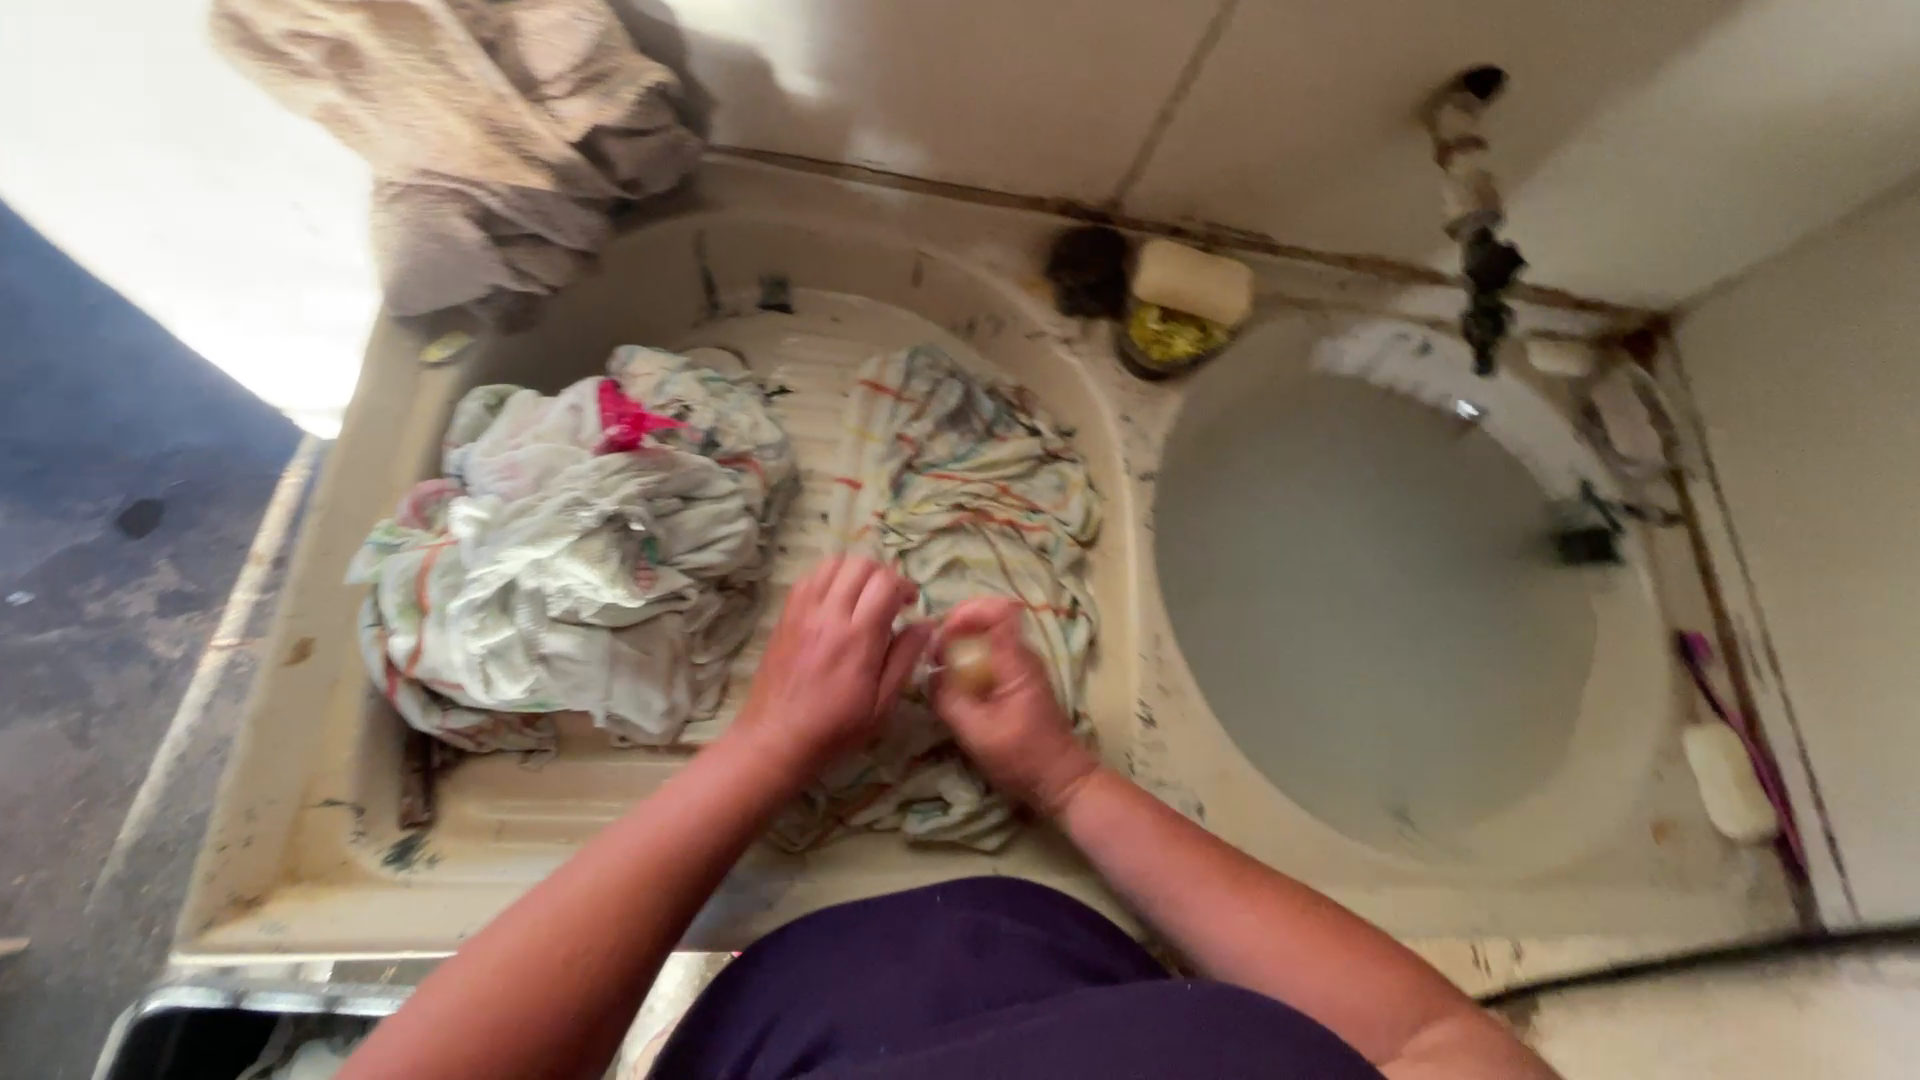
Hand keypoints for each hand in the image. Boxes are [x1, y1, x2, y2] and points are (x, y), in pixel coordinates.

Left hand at [732, 556, 931, 775]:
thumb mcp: (883, 703)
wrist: (775, 739)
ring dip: (855, 572)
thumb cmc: (836, 728)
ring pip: (833, 563)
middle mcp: (829, 615)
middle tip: (889, 599)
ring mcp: (803, 611)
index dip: (904, 585)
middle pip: (860, 564)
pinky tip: (836, 603)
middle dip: (883, 574)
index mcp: (858, 637)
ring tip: (862, 596)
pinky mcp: (785, 615)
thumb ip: (906, 658)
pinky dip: (829, 579)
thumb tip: (926, 624)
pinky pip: (809, 577)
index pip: (885, 583)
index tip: (910, 604)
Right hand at [931, 596, 1099, 816]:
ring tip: (938, 666)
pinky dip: (968, 660)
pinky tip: (954, 681)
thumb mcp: (977, 733)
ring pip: (987, 635)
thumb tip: (931, 674)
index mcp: (1017, 662)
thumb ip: (949, 700)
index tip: (942, 635)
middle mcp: (1022, 655)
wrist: (1060, 779)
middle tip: (934, 654)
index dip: (967, 612)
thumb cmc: (1023, 758)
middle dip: (956, 628)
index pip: (999, 611)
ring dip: (960, 644)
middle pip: (988, 618)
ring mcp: (1021, 665)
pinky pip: (988, 654)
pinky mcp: (1016, 678)